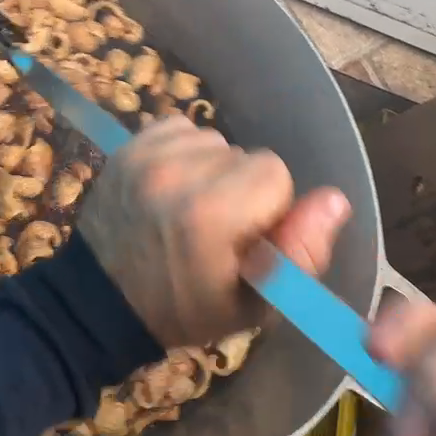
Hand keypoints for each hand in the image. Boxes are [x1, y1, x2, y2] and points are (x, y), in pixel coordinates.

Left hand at [77, 117, 350, 346]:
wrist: (100, 297)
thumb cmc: (184, 307)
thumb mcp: (256, 303)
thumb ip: (301, 252)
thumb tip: (335, 198)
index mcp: (209, 212)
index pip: (275, 172)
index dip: (271, 207)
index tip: (248, 238)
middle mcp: (176, 172)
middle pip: (245, 155)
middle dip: (243, 188)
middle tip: (218, 228)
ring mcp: (146, 154)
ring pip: (213, 141)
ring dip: (213, 169)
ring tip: (193, 207)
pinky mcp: (128, 146)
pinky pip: (180, 128)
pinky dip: (185, 153)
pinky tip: (173, 185)